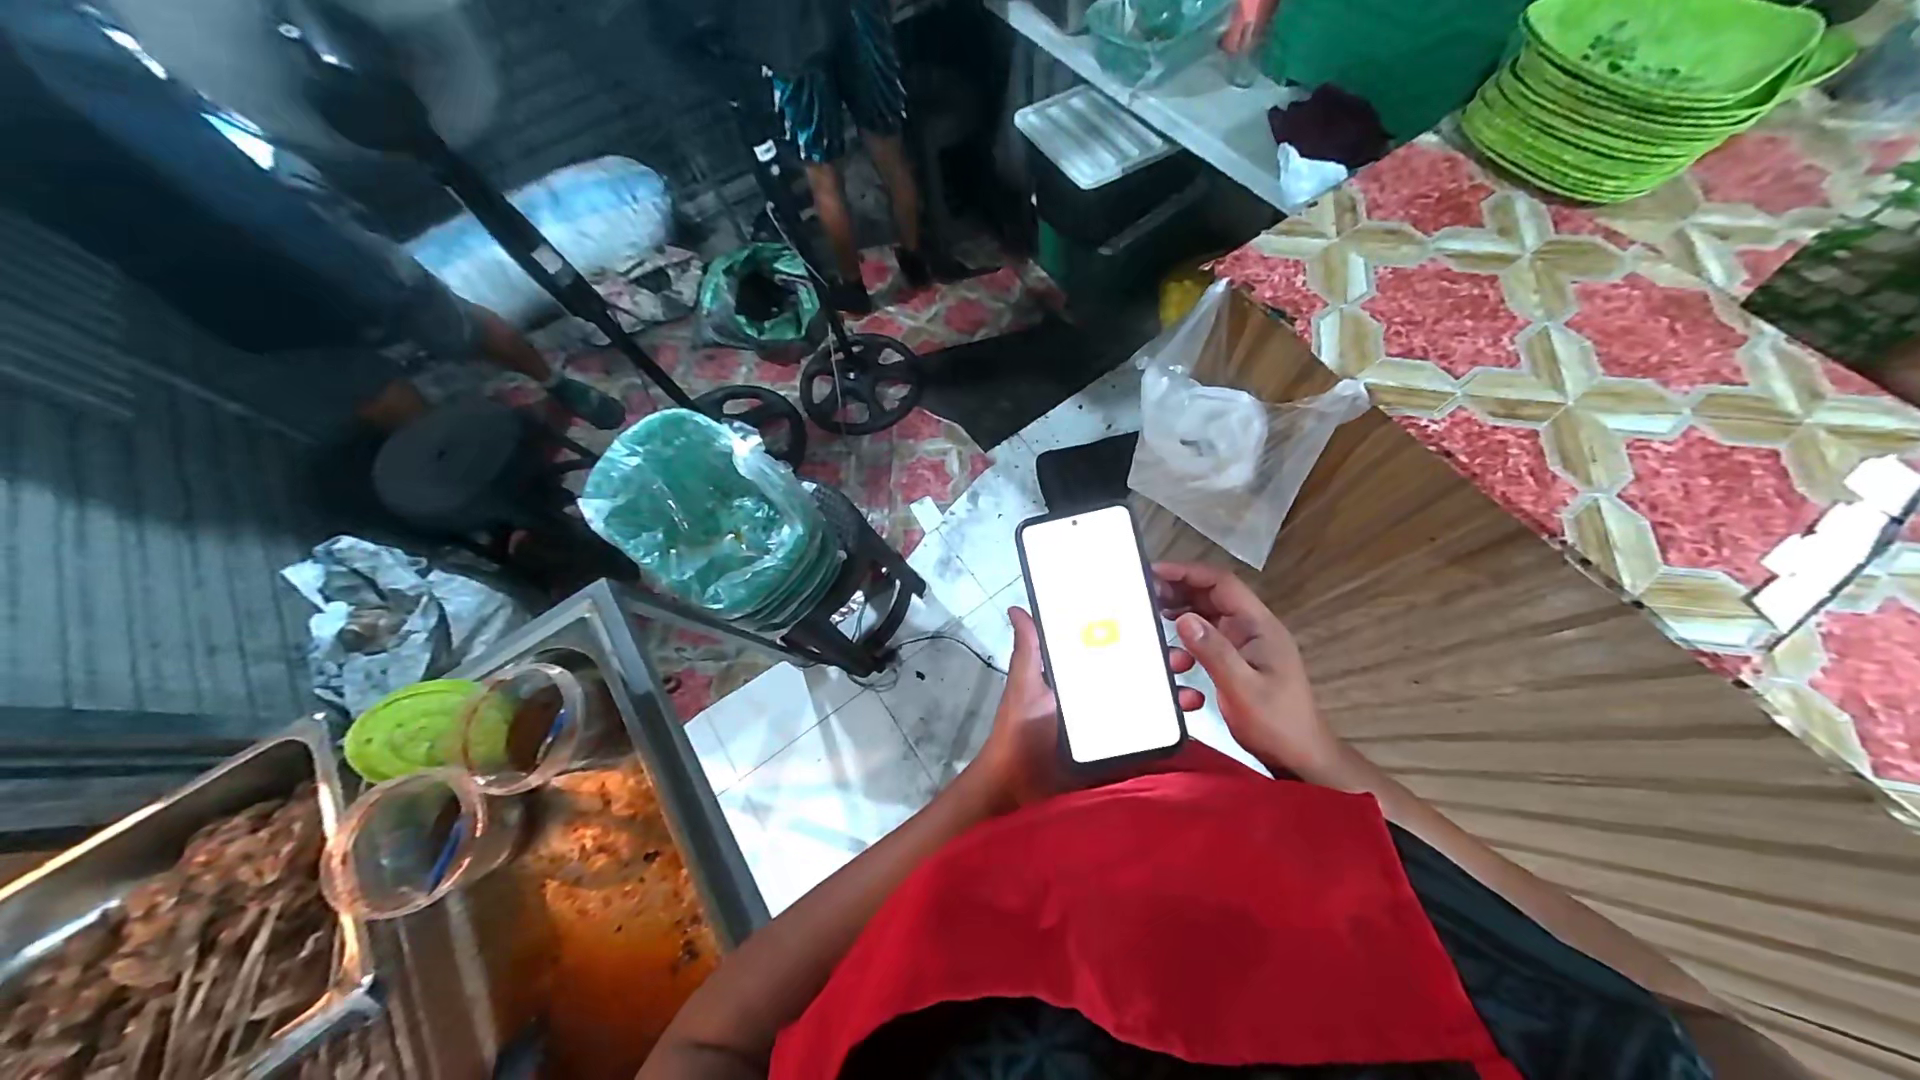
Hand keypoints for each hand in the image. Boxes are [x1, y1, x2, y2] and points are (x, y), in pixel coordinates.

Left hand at [966, 607, 1208, 812]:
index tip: (1158, 629)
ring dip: (1173, 697)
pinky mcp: (1116, 753)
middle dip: (1163, 668)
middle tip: (1184, 662)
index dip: (1136, 641)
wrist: (1019, 789)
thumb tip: (1017, 609)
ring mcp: (1108, 727)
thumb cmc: (1019, 734)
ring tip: (1192, 696)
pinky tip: (1185, 724)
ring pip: (1147, 705)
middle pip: (1136, 677)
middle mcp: (1095, 699)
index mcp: (1075, 679)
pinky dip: (1167, 730)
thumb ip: (1028, 650)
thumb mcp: (1025, 686)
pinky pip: (1147, 738)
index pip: (1111, 653)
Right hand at [1153, 561, 1345, 782]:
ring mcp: (1242, 647)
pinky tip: (1178, 671)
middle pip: (1209, 598)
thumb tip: (1183, 618)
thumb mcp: (1242, 687)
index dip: (1188, 573)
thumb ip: (1213, 652)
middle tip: (1144, 600)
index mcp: (1258, 626)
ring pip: (1204, 621)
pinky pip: (1204, 646)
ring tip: (1157, 639)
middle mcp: (1250, 630)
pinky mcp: (1234, 664)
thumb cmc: (1277, 722)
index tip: (1154, 573)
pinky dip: (1187, 652)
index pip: (1221, 584)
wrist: (1299, 759)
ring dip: (1179, 627)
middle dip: (1177, 595)